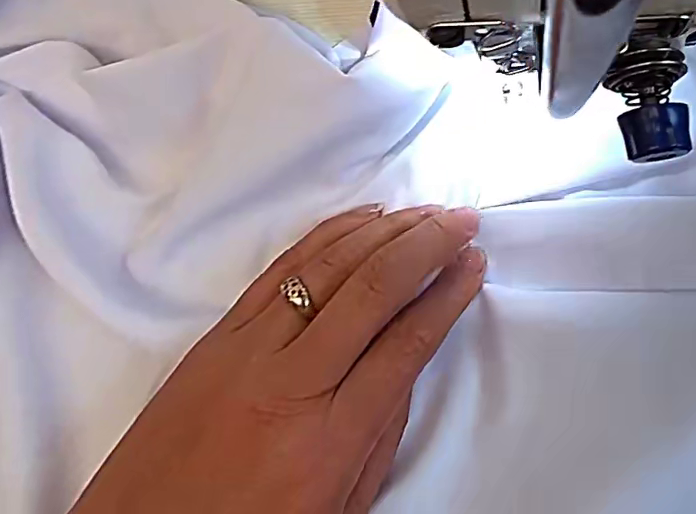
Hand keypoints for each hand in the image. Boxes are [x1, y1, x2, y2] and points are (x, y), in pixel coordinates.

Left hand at [70, 204, 485, 513]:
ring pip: (332, 264)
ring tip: (428, 211)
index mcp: (324, 443)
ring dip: (389, 228)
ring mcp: (248, 348)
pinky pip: (286, 263)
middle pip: (374, 288)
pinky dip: (333, 231)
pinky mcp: (220, 331)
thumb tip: (413, 350)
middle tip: (464, 220)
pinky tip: (368, 216)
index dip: (448, 295)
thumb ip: (381, 431)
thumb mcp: (337, 510)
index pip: (406, 344)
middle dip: (428, 244)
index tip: (475, 264)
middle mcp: (289, 384)